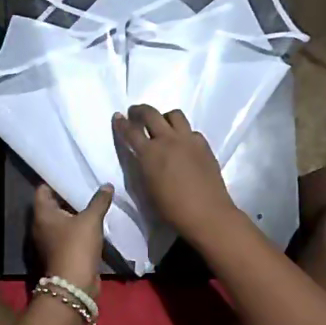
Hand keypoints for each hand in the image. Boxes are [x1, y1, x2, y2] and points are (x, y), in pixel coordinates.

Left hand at [33, 183, 112, 293]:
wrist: (74, 284)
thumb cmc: (77, 246)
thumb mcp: (91, 220)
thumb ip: (99, 201)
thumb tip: (107, 185)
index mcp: (42, 214)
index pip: (43, 190)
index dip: (55, 181)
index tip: (72, 175)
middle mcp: (41, 226)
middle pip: (53, 205)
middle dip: (68, 197)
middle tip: (86, 186)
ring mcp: (49, 241)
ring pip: (61, 221)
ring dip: (74, 214)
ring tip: (92, 203)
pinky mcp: (60, 253)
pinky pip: (68, 235)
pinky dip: (78, 229)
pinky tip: (93, 223)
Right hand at [113, 105, 240, 239]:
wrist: (207, 213)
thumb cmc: (172, 209)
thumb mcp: (147, 189)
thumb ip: (142, 168)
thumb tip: (141, 157)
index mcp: (150, 153)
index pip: (131, 131)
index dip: (122, 123)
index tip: (118, 117)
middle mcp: (168, 140)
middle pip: (151, 114)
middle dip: (140, 111)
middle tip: (135, 113)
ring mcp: (189, 140)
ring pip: (174, 115)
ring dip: (164, 117)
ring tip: (162, 126)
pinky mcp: (204, 145)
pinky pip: (191, 130)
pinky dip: (183, 132)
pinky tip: (183, 143)